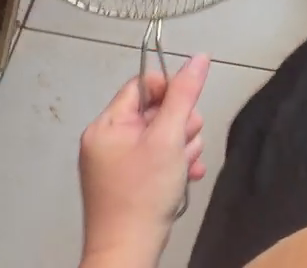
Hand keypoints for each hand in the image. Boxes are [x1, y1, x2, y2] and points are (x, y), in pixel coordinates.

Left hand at [79, 54, 211, 265]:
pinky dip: (176, 162)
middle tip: (183, 147)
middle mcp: (107, 140)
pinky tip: (185, 176)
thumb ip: (184, 94)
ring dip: (183, 146)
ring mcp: (118, 162)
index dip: (171, 92)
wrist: (127, 255)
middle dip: (181, 125)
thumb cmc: (144, 193)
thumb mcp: (169, 137)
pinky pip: (160, 155)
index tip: (184, 113)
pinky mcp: (129, 180)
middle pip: (158, 109)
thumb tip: (200, 57)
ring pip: (165, 132)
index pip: (144, 84)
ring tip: (183, 168)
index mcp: (106, 125)